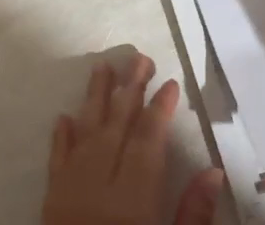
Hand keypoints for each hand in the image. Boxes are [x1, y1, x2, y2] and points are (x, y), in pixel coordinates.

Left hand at [41, 54, 224, 224]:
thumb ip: (192, 214)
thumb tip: (214, 173)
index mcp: (133, 197)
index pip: (147, 141)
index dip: (159, 109)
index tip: (170, 82)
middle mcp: (99, 184)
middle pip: (115, 127)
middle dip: (128, 89)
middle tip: (138, 56)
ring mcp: (71, 191)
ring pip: (84, 133)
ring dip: (94, 98)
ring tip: (101, 67)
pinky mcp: (51, 203)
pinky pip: (56, 162)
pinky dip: (62, 137)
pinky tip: (64, 116)